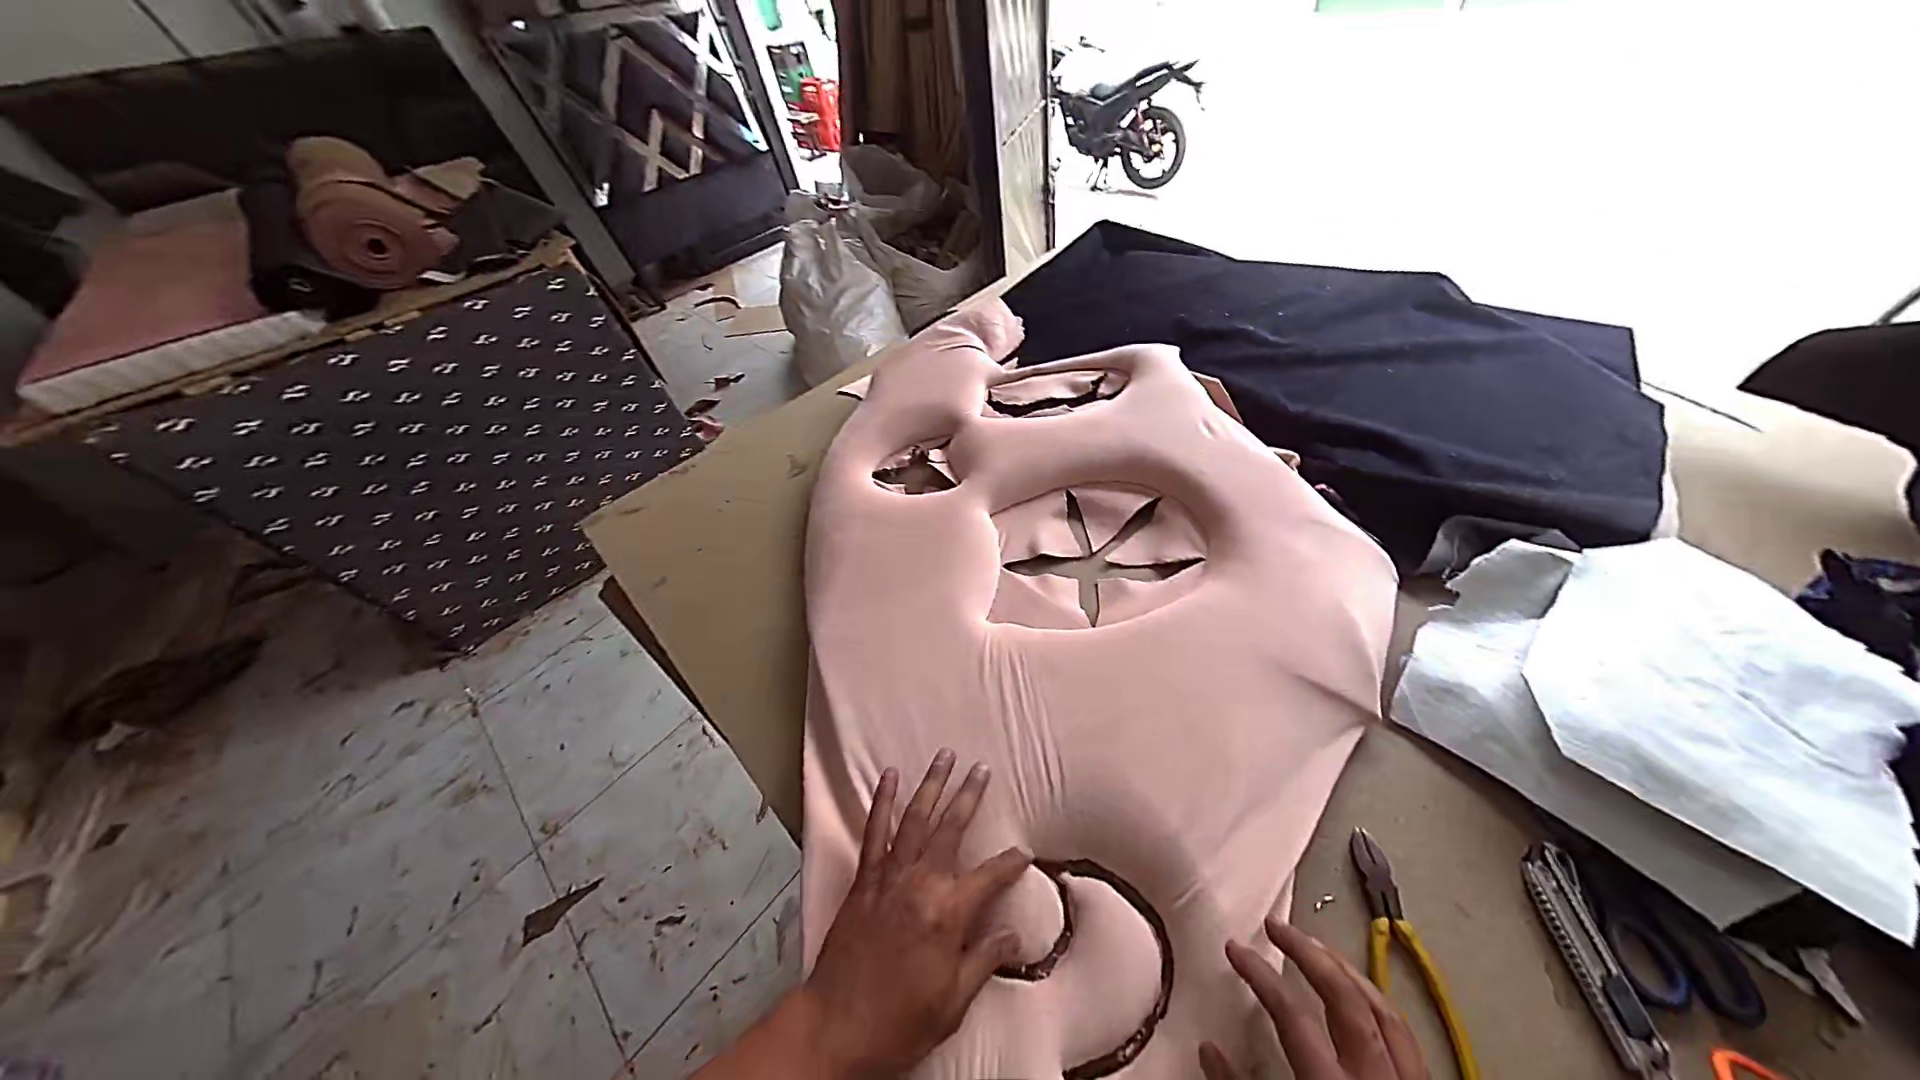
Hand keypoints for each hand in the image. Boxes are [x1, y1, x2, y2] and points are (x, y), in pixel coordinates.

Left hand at [801, 749, 1031, 1078]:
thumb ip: (985, 959)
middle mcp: (920, 885)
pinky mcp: (864, 880)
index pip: (991, 876)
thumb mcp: (954, 1002)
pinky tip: (889, 777)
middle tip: (981, 768)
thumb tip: (1013, 934)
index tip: (1024, 853)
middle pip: (952, 829)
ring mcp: (889, 877)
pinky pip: (874, 831)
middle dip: (969, 795)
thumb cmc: (899, 1022)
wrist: (835, 1028)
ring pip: (915, 819)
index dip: (1011, 862)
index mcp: (949, 914)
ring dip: (931, 785)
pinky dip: (882, 801)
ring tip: (944, 756)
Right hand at [1200, 918, 1428, 1079]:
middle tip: (1276, 927)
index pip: (1292, 1017)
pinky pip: (1404, 1034)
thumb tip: (1210, 1051)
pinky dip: (1375, 999)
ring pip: (1382, 1010)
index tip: (1233, 949)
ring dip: (1344, 968)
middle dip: (1307, 954)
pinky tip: (1357, 989)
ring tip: (1314, 944)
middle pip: (1344, 1001)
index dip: (1259, 976)